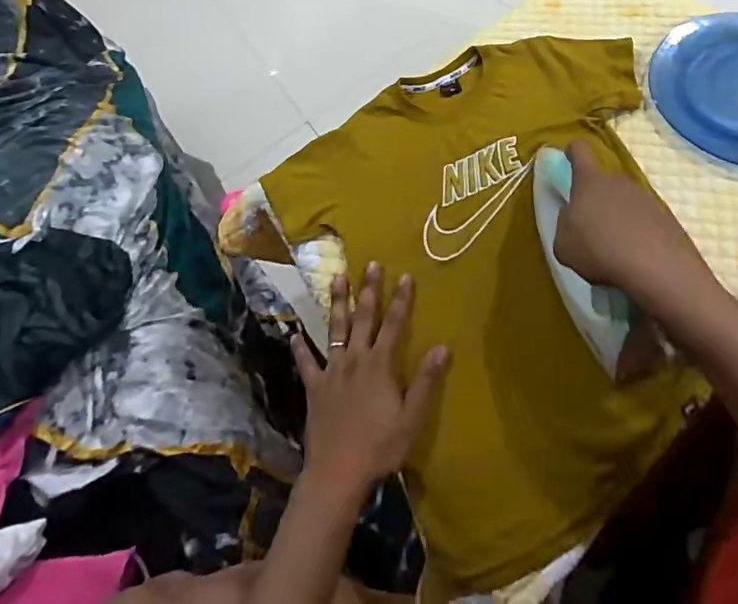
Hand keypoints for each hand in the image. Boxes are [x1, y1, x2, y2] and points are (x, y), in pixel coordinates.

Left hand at [290, 263, 449, 493]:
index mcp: (380, 365)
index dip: (401, 299)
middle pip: (364, 318)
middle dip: (369, 290)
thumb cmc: (379, 446)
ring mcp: (331, 372)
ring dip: (338, 303)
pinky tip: (295, 334)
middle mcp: (355, 360)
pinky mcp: (314, 389)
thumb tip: (443, 346)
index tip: (405, 275)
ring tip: (337, 278)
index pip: (394, 324)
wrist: (336, 474)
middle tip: (371, 264)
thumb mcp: (412, 417)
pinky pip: (306, 364)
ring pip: (335, 330)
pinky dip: (301, 348)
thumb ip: (426, 380)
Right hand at [552, 141, 708, 297]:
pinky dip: (637, 229)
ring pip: (624, 199)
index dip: (572, 151)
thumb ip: (565, 222)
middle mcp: (618, 180)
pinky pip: (643, 217)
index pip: (580, 150)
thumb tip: (574, 216)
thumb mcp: (563, 242)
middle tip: (590, 223)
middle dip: (596, 196)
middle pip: (603, 179)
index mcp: (590, 180)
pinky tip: (634, 253)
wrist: (655, 266)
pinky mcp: (664, 214)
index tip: (569, 157)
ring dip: (618, 214)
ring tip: (613, 244)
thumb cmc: (598, 249)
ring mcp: (644, 195)